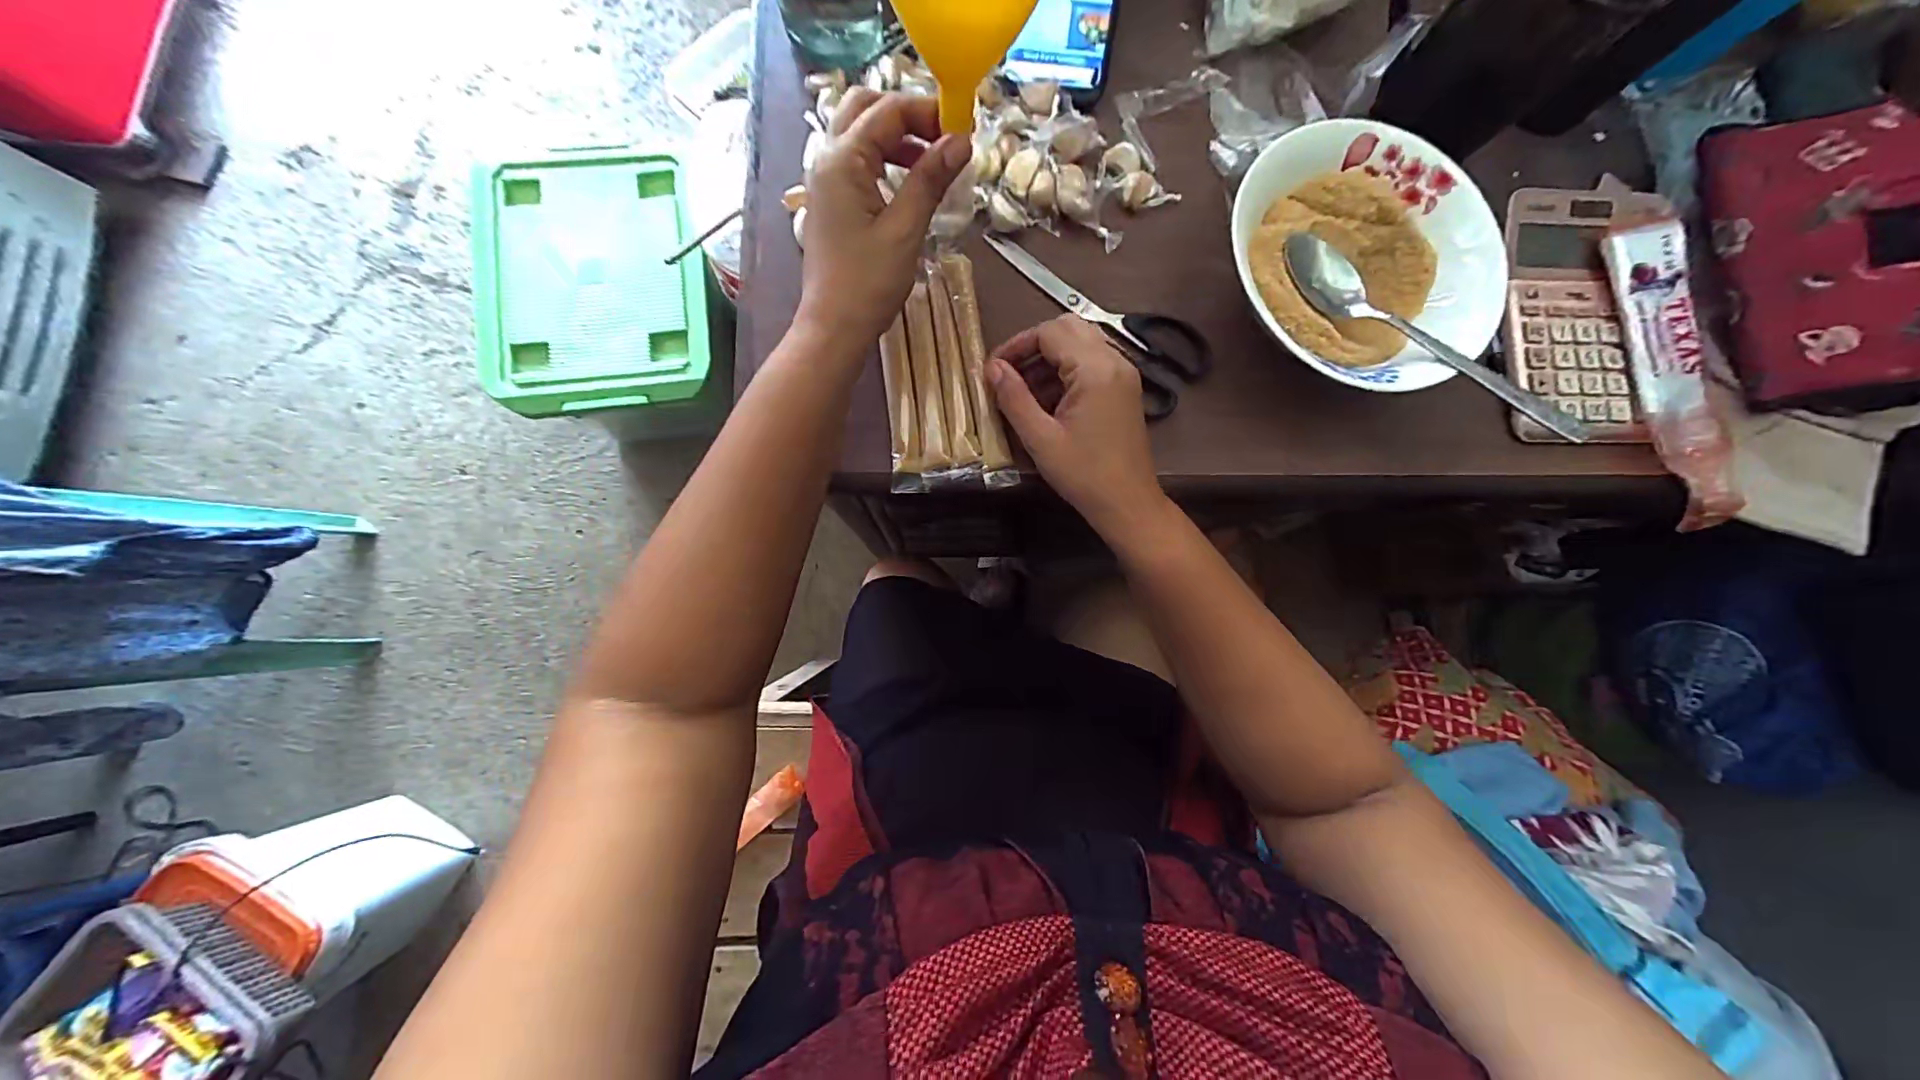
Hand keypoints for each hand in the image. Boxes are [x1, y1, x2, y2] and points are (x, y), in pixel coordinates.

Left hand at [795, 90, 970, 353]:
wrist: (834, 326)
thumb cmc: (867, 283)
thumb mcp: (905, 229)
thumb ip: (931, 180)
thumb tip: (961, 141)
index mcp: (843, 160)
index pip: (887, 110)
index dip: (927, 111)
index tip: (962, 128)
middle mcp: (827, 160)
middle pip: (866, 109)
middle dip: (907, 115)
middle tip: (944, 138)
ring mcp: (826, 181)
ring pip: (861, 134)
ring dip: (897, 137)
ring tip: (934, 162)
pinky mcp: (832, 202)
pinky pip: (858, 162)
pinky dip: (885, 159)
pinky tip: (910, 183)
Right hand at [987, 316, 1165, 532]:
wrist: (1127, 503)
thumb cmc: (1083, 474)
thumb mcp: (1040, 438)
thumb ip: (1013, 398)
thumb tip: (992, 369)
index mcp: (1095, 369)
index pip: (1049, 332)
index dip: (1016, 345)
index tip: (994, 369)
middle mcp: (1114, 362)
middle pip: (1067, 329)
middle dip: (1033, 346)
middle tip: (1008, 374)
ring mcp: (1123, 374)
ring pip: (1080, 343)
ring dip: (1049, 359)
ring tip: (1023, 391)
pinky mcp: (1125, 389)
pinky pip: (1092, 363)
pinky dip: (1067, 371)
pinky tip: (1048, 401)